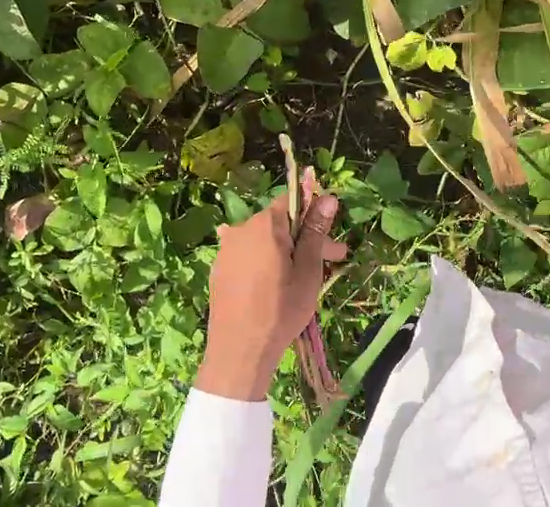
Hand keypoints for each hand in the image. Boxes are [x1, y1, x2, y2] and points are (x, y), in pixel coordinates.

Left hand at [196, 187, 348, 400]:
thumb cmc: (281, 310)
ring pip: (263, 241)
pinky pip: (247, 256)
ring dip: (284, 253)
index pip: (292, 201)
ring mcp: (226, 250)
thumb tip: (328, 197)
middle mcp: (241, 229)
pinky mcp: (218, 270)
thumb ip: (316, 231)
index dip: (314, 216)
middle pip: (279, 224)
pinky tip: (273, 285)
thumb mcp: (307, 270)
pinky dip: (263, 264)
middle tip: (329, 263)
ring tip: (301, 279)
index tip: (330, 241)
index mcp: (265, 224)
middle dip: (304, 239)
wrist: (239, 353)